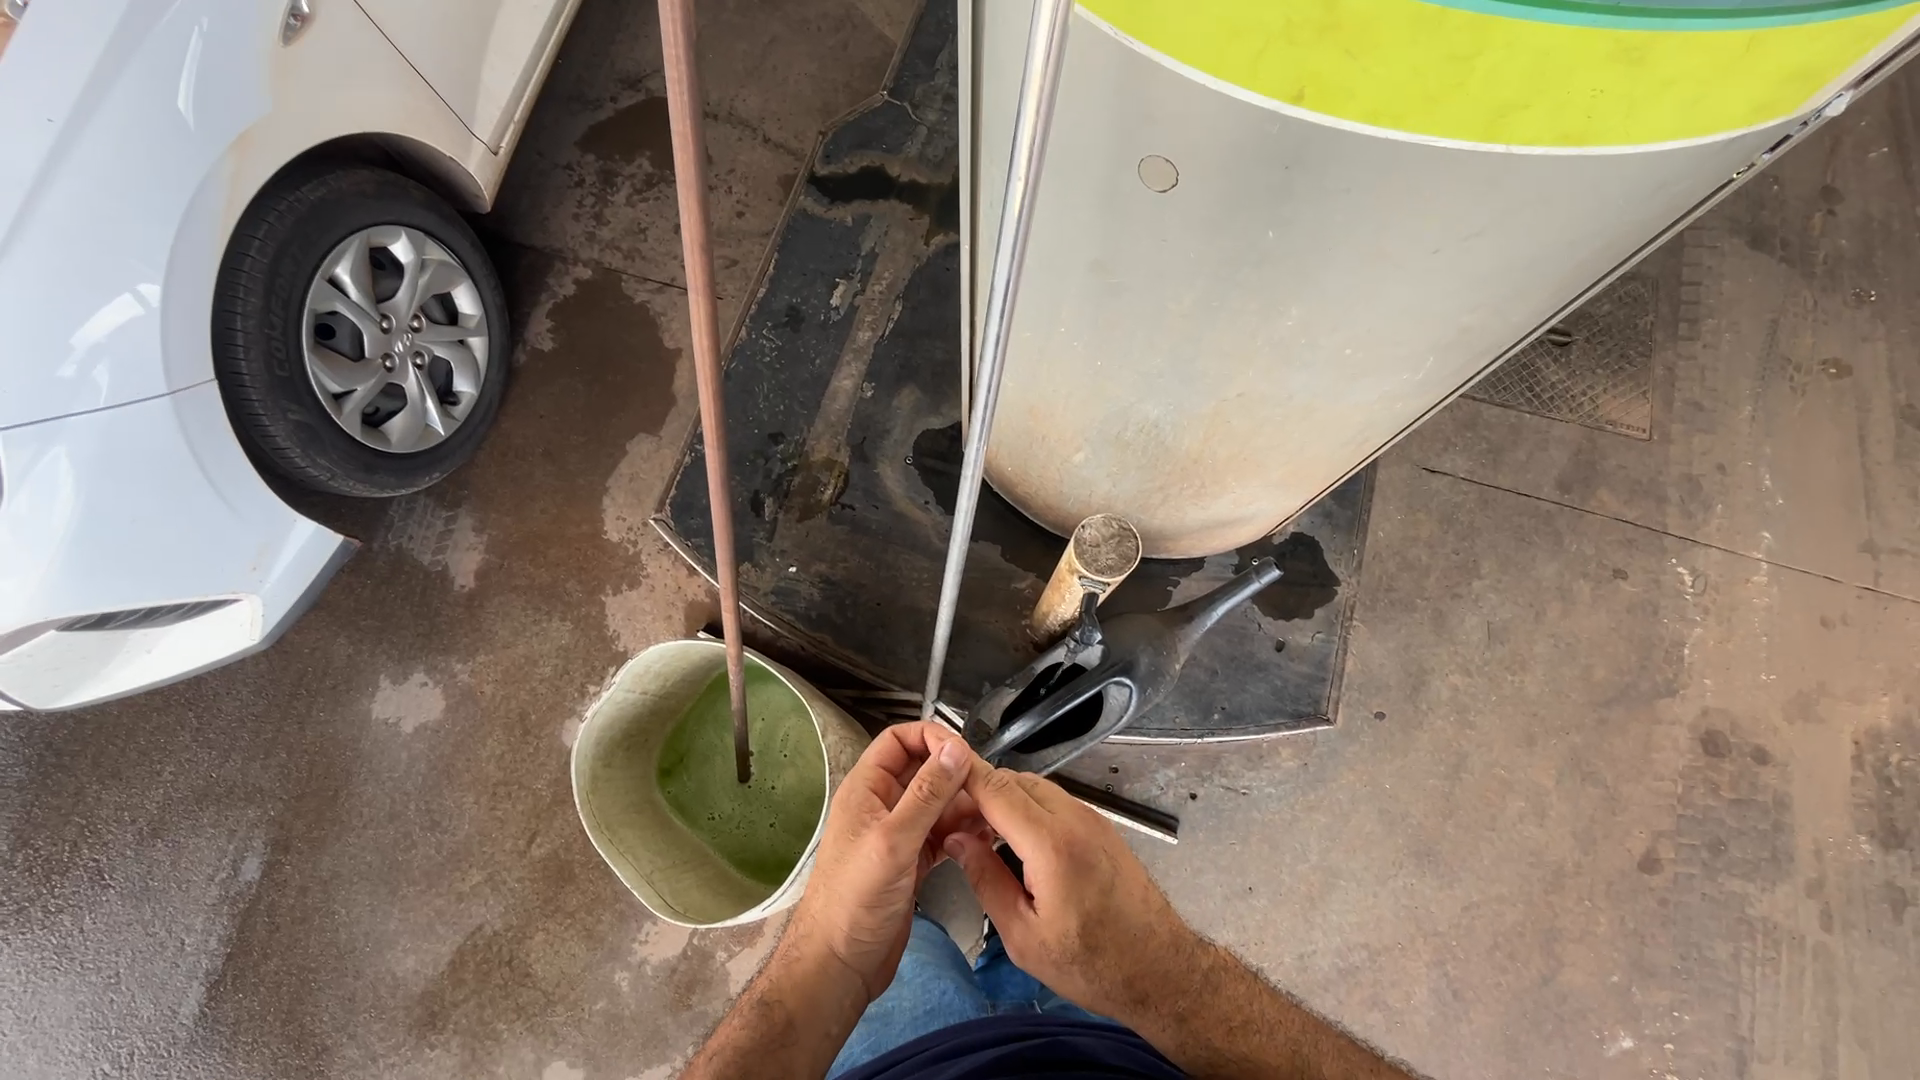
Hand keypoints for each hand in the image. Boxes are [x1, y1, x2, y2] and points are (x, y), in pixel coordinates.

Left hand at [782, 721, 986, 1001]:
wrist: (840, 966)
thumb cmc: (855, 900)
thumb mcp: (893, 840)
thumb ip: (927, 794)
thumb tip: (957, 749)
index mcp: (866, 789)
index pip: (899, 740)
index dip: (931, 737)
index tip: (964, 751)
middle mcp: (882, 805)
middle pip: (923, 770)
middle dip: (955, 771)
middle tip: (989, 783)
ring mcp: (898, 834)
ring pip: (937, 803)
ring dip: (964, 803)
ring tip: (996, 810)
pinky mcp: (913, 861)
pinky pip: (942, 833)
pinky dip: (963, 831)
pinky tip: (986, 834)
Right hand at [943, 766, 1198, 1020]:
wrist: (1160, 969)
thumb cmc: (1091, 963)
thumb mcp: (1024, 936)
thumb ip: (986, 880)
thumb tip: (957, 842)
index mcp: (1051, 844)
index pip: (997, 789)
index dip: (963, 777)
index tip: (936, 776)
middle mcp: (1073, 819)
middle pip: (1014, 780)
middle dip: (980, 791)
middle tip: (955, 820)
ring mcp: (1091, 818)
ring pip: (1035, 786)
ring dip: (1005, 798)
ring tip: (982, 832)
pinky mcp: (1101, 826)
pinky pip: (1055, 800)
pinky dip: (1028, 806)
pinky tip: (1017, 838)